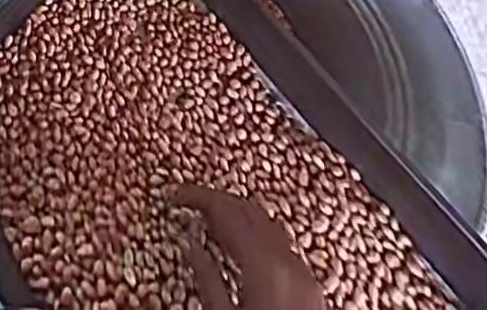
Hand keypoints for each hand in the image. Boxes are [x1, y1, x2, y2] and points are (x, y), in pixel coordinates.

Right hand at [175, 185, 325, 309]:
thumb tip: (190, 245)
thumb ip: (207, 279)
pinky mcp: (312, 290)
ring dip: (236, 217)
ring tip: (207, 224)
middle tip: (188, 205)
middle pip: (248, 209)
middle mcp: (289, 261)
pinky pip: (279, 245)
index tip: (174, 196)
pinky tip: (237, 250)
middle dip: (216, 202)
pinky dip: (254, 237)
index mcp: (265, 264)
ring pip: (265, 225)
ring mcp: (305, 275)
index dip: (196, 196)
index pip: (226, 208)